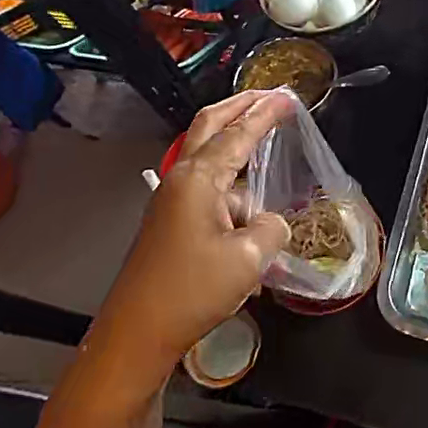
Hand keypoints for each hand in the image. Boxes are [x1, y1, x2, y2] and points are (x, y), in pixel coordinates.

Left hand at [98, 90, 293, 371]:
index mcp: (199, 180)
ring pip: (210, 162)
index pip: (238, 135)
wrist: (139, 331)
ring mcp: (173, 202)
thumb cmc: (193, 290)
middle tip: (268, 96)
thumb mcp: (249, 258)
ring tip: (268, 154)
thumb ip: (271, 228)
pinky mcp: (172, 223)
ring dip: (238, 151)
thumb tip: (270, 222)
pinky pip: (209, 191)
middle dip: (239, 107)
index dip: (265, 113)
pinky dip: (233, 187)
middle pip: (209, 128)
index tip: (288, 96)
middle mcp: (182, 181)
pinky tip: (253, 211)